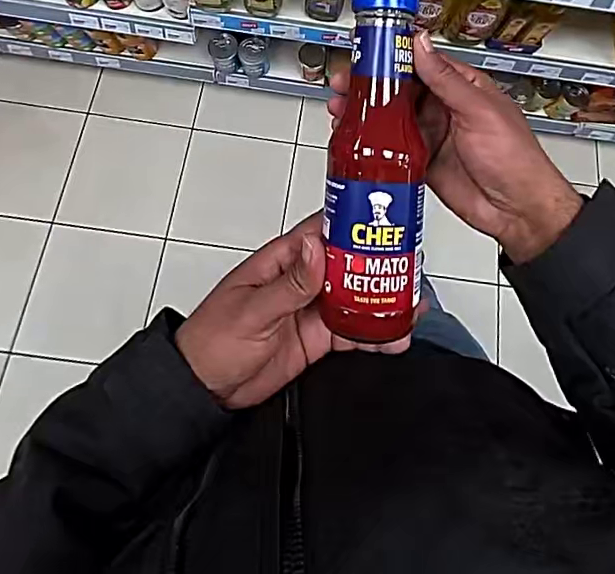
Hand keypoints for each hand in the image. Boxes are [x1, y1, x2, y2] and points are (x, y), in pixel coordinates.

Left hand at [175, 215, 411, 408]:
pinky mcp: (317, 338)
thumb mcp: (252, 310)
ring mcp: (311, 309)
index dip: (354, 224)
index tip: (385, 223)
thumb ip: (289, 283)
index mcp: (284, 260)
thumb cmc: (212, 339)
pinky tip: (393, 338)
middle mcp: (302, 279)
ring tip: (411, 306)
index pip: (324, 231)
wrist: (203, 391)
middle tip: (410, 270)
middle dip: (379, 265)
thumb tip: (317, 246)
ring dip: (382, 301)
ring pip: (356, 297)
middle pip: (348, 264)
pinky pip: (352, 332)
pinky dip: (375, 335)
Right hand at [330, 31, 582, 263]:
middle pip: (398, 89)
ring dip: (365, 112)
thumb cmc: (515, 159)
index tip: (366, 52)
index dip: (391, 56)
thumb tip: (421, 44)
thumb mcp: (479, 111)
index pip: (420, 63)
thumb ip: (446, 79)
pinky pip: (390, 147)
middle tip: (345, 82)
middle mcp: (443, 108)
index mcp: (462, 87)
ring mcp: (431, 134)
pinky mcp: (421, 160)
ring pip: (390, 117)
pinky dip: (371, 142)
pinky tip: (354, 137)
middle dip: (369, 84)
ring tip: (341, 108)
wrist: (518, 212)